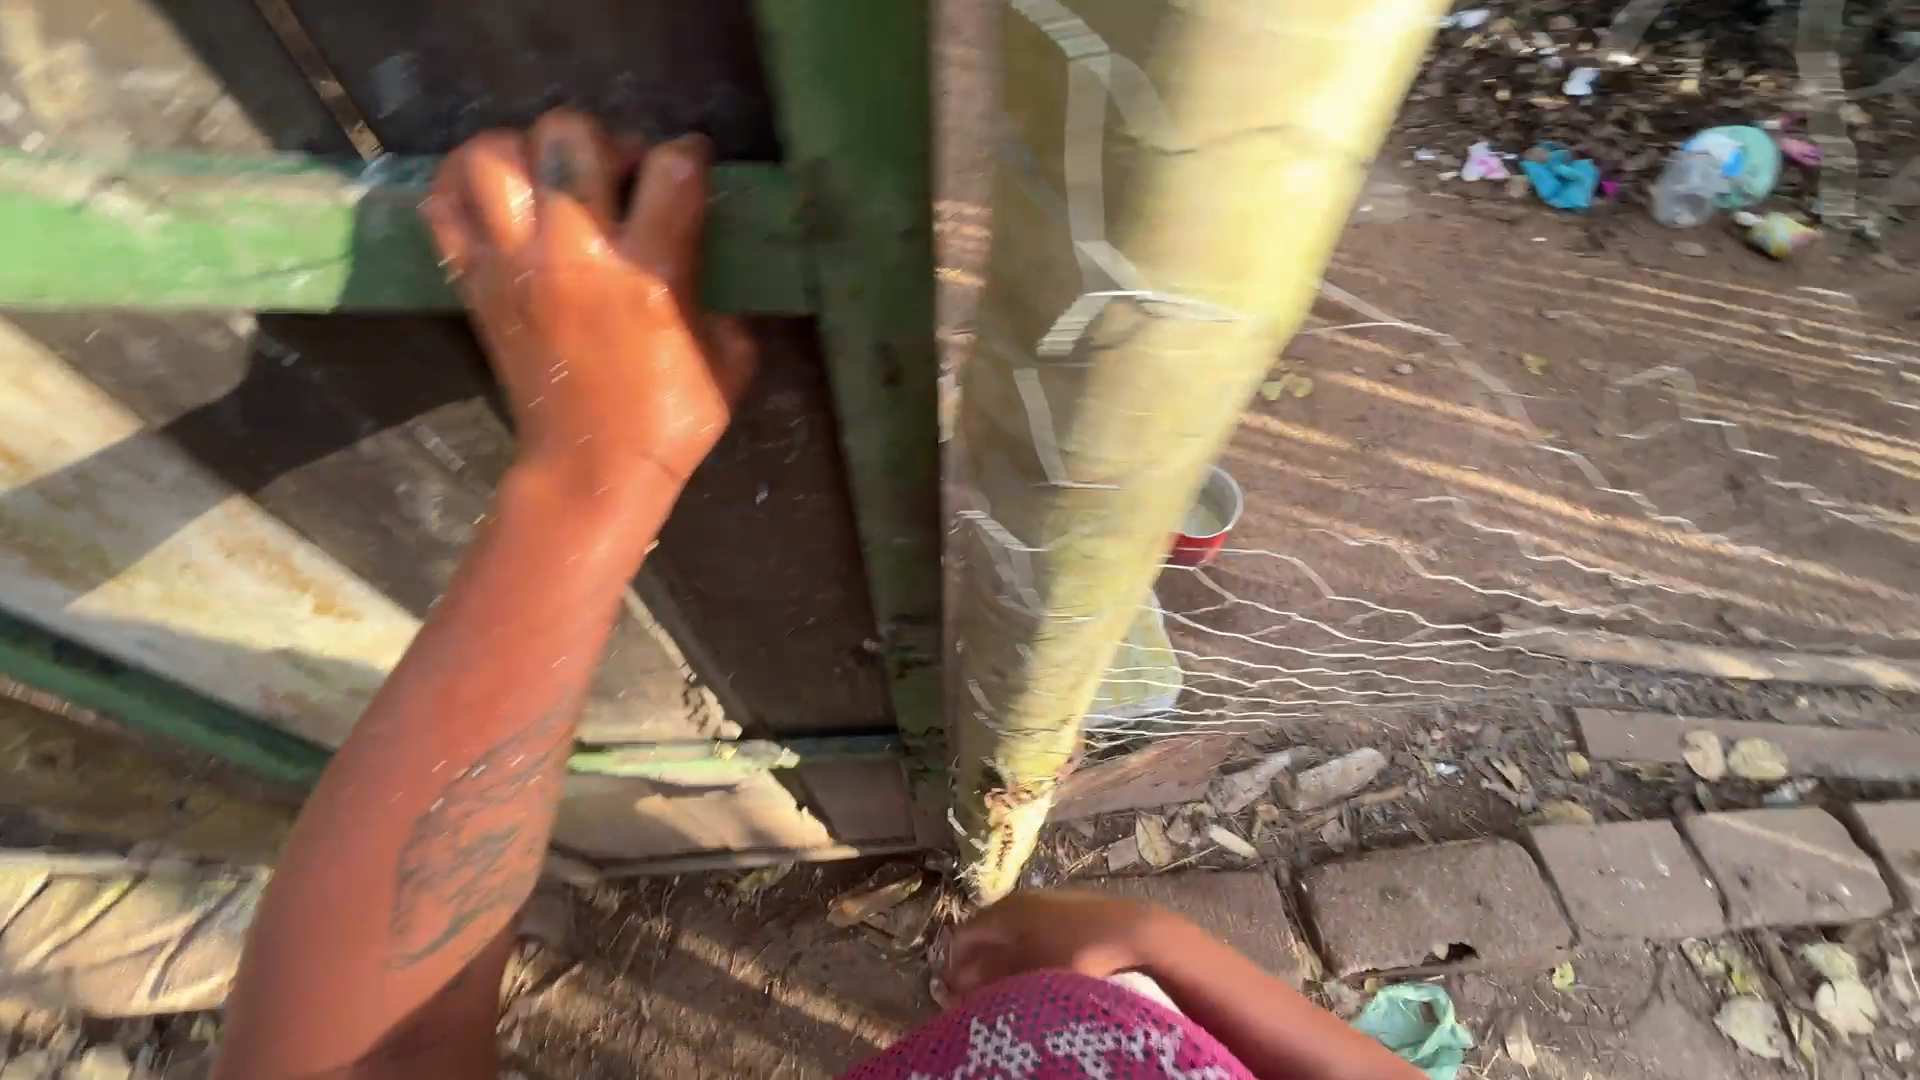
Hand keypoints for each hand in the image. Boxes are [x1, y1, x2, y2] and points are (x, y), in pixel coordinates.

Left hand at [423, 109, 756, 487]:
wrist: (593, 470)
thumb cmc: (672, 423)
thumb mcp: (730, 364)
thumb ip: (723, 304)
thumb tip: (701, 267)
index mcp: (652, 276)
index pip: (671, 171)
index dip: (689, 155)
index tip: (691, 166)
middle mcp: (578, 255)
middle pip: (569, 136)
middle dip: (603, 141)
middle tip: (616, 177)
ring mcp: (516, 266)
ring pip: (491, 154)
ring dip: (524, 152)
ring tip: (549, 182)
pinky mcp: (475, 284)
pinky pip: (441, 204)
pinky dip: (462, 187)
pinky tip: (498, 203)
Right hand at [943, 890, 1170, 999]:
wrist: (1133, 932)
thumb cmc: (1073, 953)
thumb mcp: (1025, 969)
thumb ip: (987, 975)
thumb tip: (955, 983)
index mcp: (1004, 909)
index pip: (963, 935)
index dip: (954, 968)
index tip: (955, 1001)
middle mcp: (1021, 900)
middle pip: (988, 936)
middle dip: (979, 968)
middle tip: (981, 1003)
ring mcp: (1049, 905)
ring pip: (1014, 937)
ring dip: (1005, 966)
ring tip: (1011, 996)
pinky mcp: (1072, 916)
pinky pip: (1037, 938)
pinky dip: (1029, 959)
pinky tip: (1042, 980)